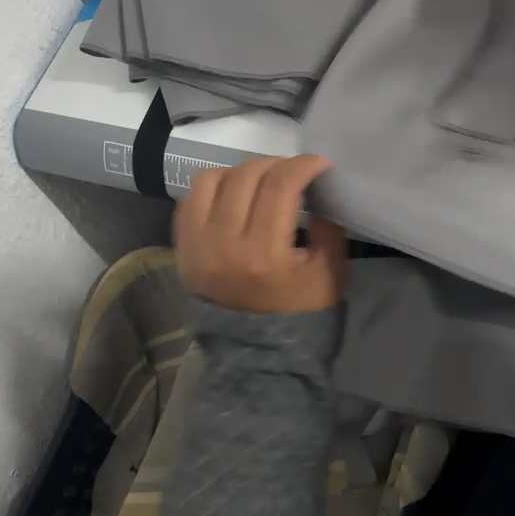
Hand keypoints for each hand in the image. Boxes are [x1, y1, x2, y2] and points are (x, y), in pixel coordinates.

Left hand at [173, 155, 348, 313]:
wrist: (259, 352)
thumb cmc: (302, 310)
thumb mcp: (331, 272)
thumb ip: (328, 227)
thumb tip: (316, 189)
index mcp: (265, 254)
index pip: (280, 186)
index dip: (303, 165)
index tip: (320, 163)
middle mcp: (223, 245)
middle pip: (246, 176)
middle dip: (277, 164)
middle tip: (295, 172)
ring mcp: (197, 246)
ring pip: (212, 180)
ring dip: (242, 172)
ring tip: (262, 181)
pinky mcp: (183, 249)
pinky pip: (191, 199)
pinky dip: (215, 188)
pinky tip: (236, 195)